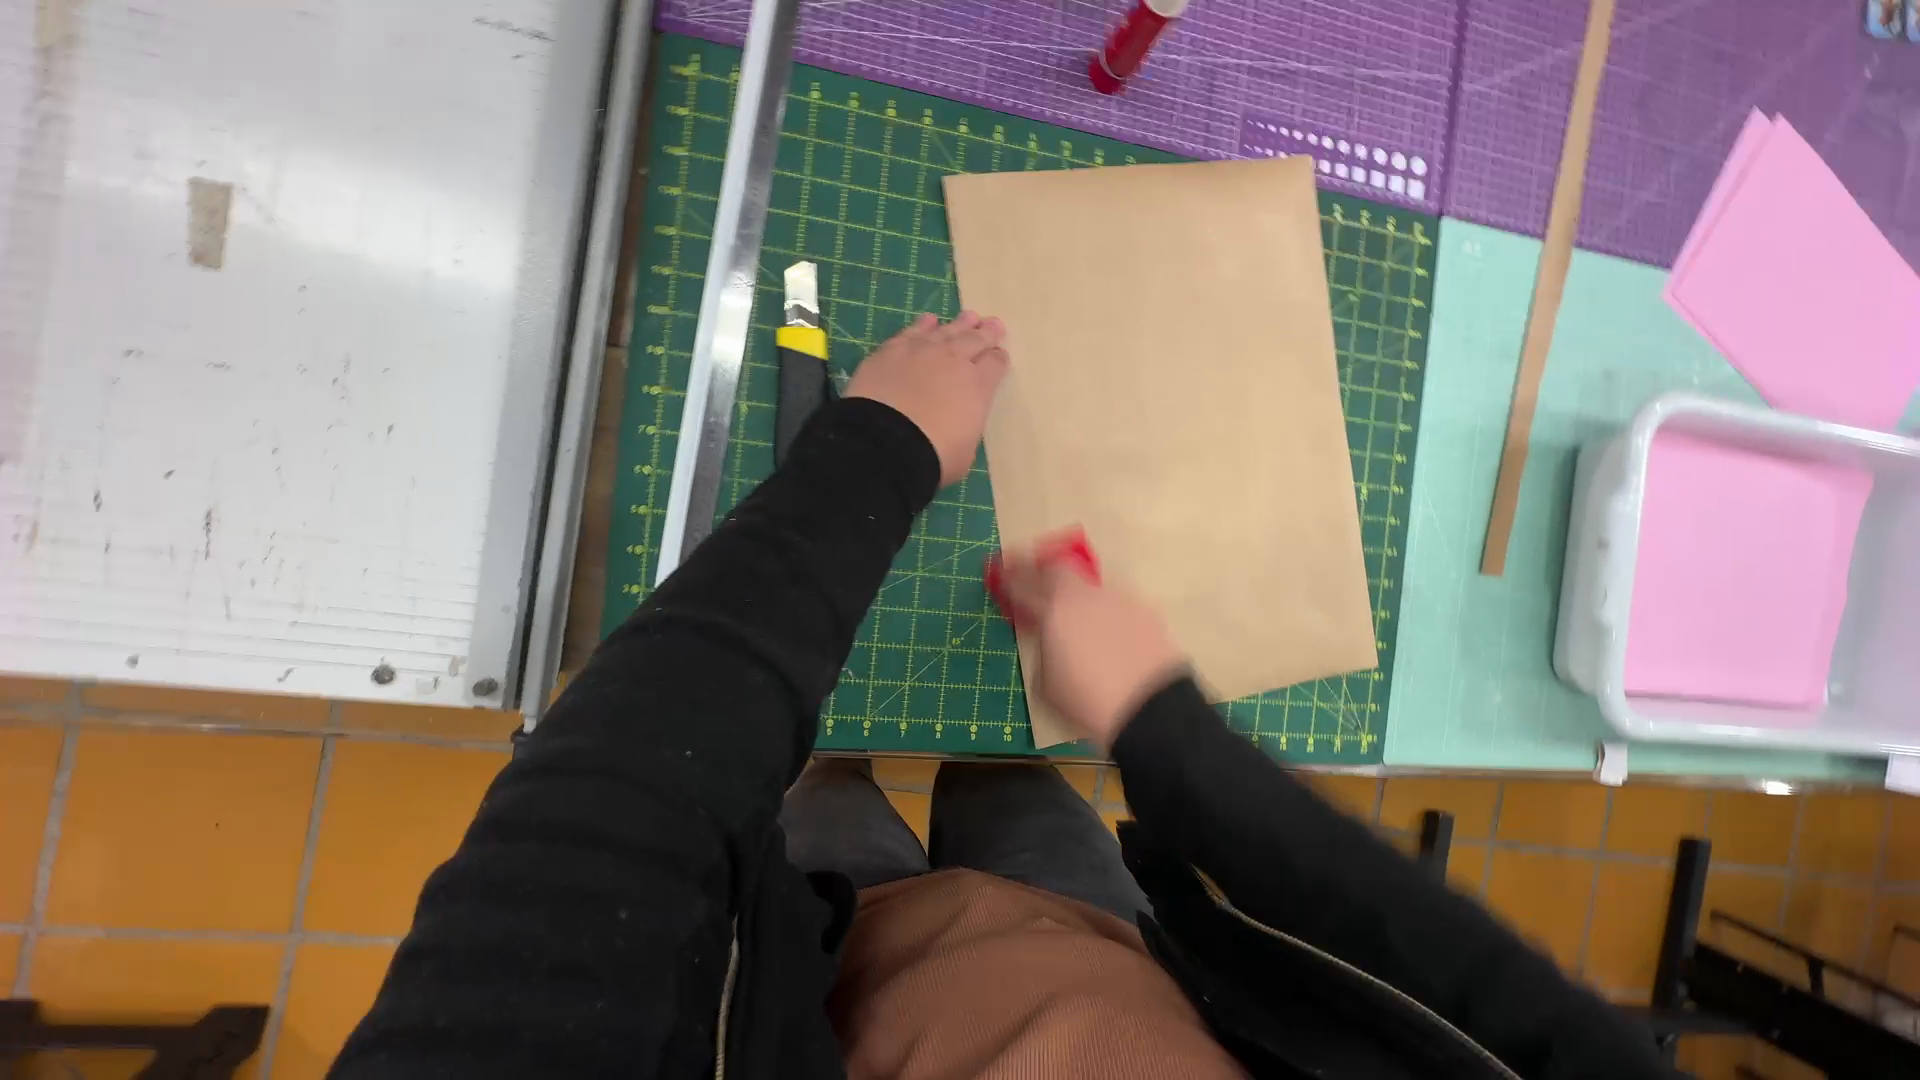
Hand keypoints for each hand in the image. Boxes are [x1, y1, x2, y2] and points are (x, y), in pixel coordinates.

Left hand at [845, 311, 1009, 486]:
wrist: (885, 445)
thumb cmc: (933, 457)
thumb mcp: (965, 450)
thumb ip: (966, 425)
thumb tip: (959, 418)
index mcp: (978, 387)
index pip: (995, 364)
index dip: (998, 359)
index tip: (999, 356)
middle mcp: (953, 361)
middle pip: (974, 340)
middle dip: (985, 333)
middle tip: (992, 324)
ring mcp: (921, 352)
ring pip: (945, 331)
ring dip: (959, 324)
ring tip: (968, 316)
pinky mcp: (891, 351)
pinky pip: (911, 332)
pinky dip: (922, 325)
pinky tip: (928, 320)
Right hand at [997, 557, 1188, 750]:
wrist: (1150, 710)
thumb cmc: (1087, 702)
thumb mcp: (1045, 685)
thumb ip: (1042, 651)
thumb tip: (1048, 640)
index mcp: (1052, 611)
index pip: (1021, 583)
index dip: (1008, 575)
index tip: (1000, 569)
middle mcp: (1084, 596)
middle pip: (1057, 566)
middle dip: (1042, 569)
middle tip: (1035, 576)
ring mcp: (1118, 599)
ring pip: (1088, 586)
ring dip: (1076, 595)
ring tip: (1076, 619)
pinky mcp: (1145, 611)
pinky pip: (1114, 604)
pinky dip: (1104, 612)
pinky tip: (1108, 635)